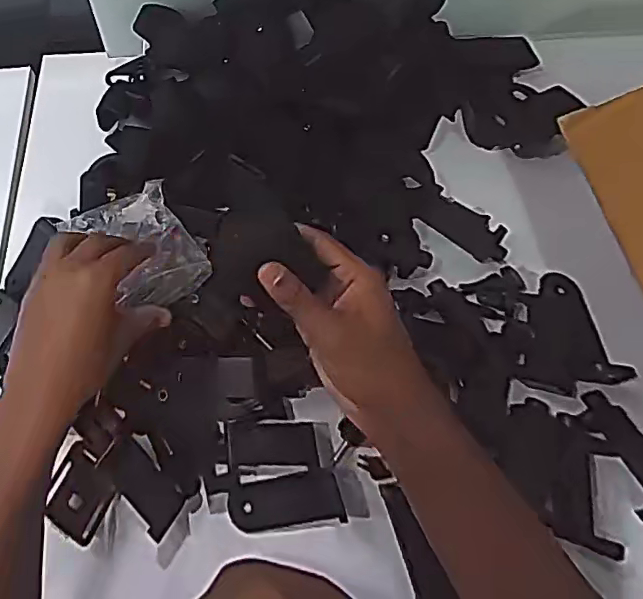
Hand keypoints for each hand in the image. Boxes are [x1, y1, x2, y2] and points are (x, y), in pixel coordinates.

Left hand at [0, 231, 170, 436]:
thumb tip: (158, 315)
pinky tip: (70, 270)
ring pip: (67, 241)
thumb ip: (142, 321)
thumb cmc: (73, 373)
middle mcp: (69, 271)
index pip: (126, 253)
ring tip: (96, 247)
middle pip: (98, 241)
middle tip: (130, 249)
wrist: (38, 394)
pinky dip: (64, 255)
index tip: (148, 250)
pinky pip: (48, 259)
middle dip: (118, 243)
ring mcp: (47, 278)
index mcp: (96, 278)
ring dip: (86, 240)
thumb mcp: (120, 342)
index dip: (142, 250)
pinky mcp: (32, 291)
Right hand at [259, 225, 440, 433]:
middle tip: (254, 259)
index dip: (294, 233)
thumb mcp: (328, 328)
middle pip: (309, 263)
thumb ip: (295, 296)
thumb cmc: (380, 371)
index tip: (268, 230)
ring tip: (252, 281)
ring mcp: (338, 310)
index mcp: (359, 277)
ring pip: (303, 288)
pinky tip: (264, 306)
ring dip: (282, 287)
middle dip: (283, 262)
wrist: (389, 411)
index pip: (321, 242)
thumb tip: (270, 270)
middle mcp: (349, 290)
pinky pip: (301, 310)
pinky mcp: (328, 330)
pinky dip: (284, 307)